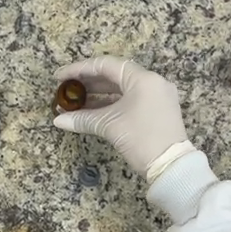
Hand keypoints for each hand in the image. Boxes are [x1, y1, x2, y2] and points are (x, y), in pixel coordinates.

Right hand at [50, 56, 190, 178]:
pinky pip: (130, 101)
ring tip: (76, 102)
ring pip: (122, 89)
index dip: (79, 69)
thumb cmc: (142, 139)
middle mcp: (152, 82)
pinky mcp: (158, 111)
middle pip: (114, 75)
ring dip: (98, 95)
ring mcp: (157, 96)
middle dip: (88, 83)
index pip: (105, 65)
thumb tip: (58, 120)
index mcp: (142, 79)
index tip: (60, 77)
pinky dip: (111, 105)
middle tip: (66, 89)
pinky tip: (93, 111)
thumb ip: (83, 119)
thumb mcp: (110, 126)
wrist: (171, 166)